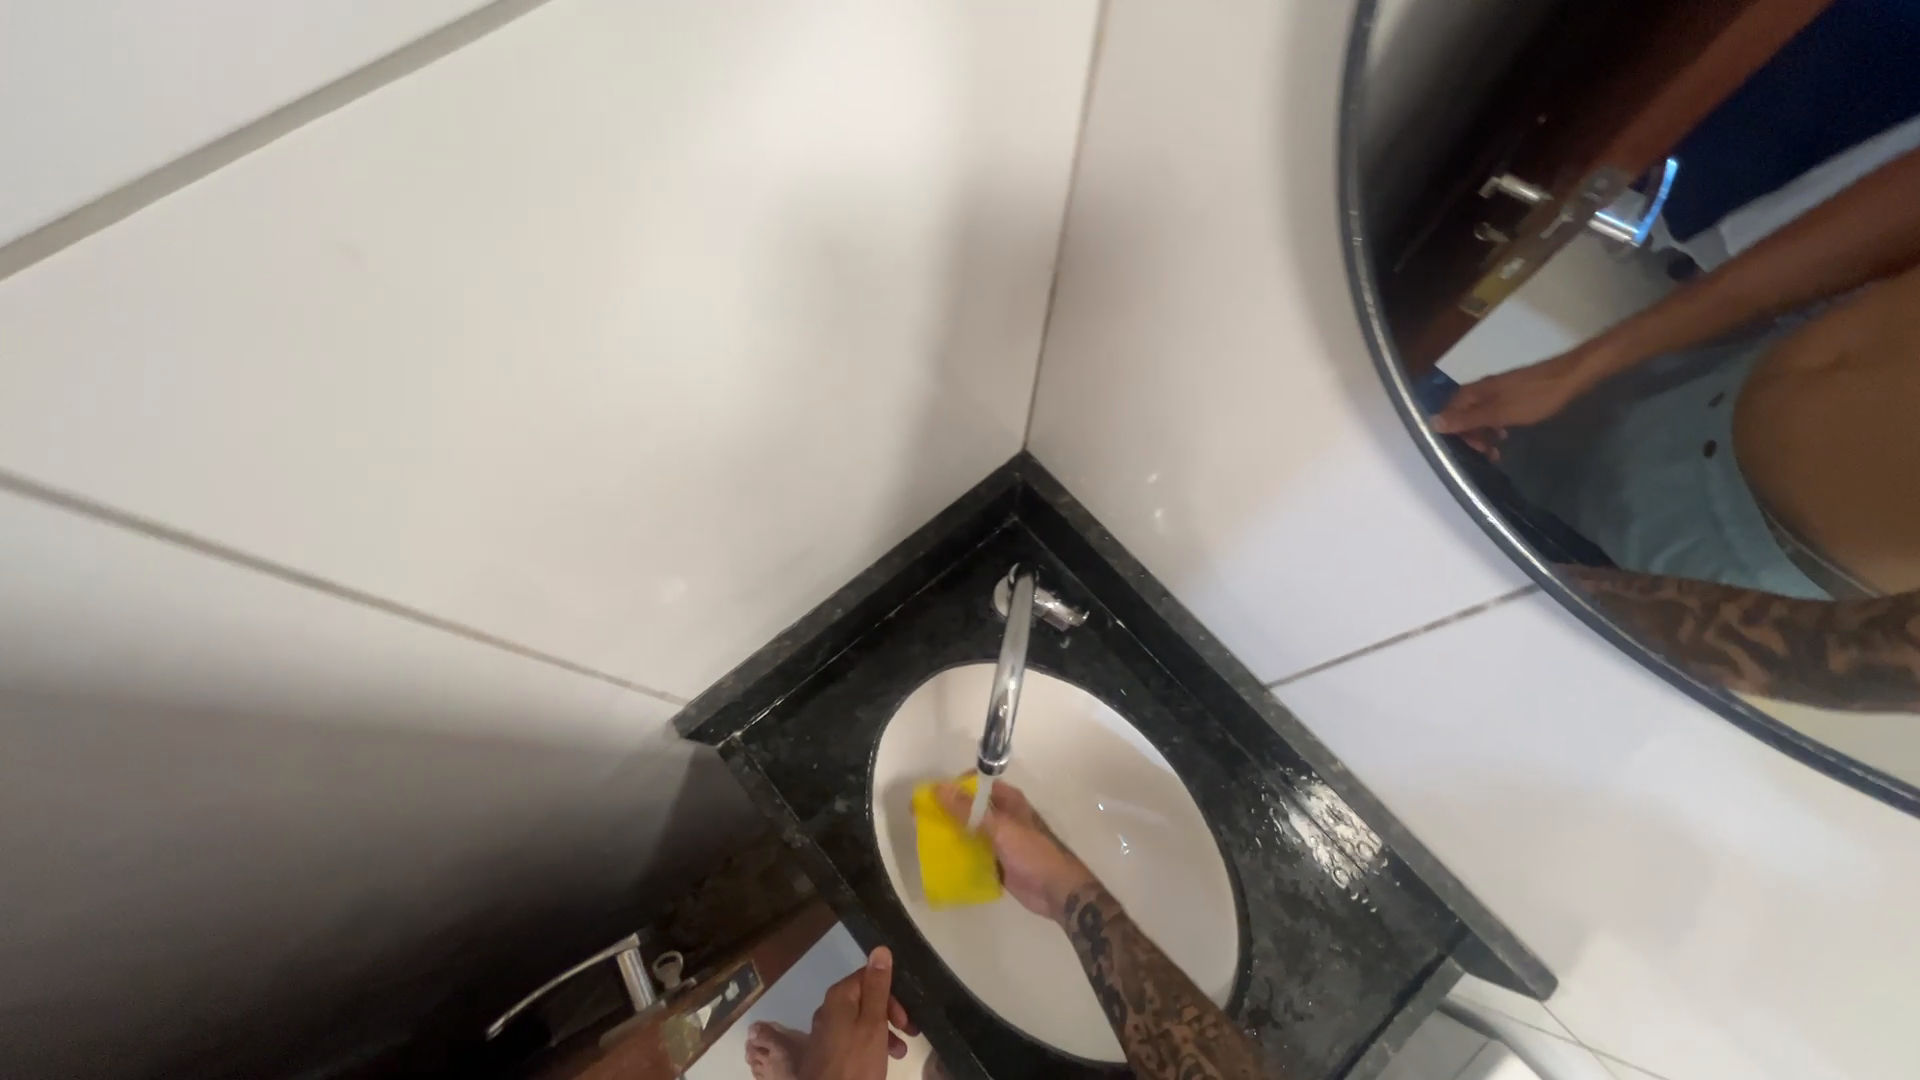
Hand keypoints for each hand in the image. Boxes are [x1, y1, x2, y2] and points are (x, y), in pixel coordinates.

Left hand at [799, 947, 917, 1079]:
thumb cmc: (855, 1062)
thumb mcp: (873, 1022)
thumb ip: (878, 986)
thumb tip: (880, 948)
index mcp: (839, 996)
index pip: (869, 976)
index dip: (891, 992)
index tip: (907, 1014)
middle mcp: (829, 1009)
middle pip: (866, 998)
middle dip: (891, 1012)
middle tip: (910, 1031)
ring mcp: (826, 1033)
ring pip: (862, 1021)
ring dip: (884, 1031)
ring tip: (901, 1050)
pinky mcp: (827, 1054)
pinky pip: (853, 1039)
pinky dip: (871, 1044)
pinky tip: (883, 1059)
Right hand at [934, 779, 1094, 922]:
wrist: (1057, 892)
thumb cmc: (1032, 853)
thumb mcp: (1000, 828)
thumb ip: (969, 810)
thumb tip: (939, 788)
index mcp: (1007, 800)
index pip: (976, 783)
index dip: (954, 786)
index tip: (931, 797)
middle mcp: (1002, 816)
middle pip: (969, 808)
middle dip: (947, 812)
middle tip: (922, 821)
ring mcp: (999, 840)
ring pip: (970, 831)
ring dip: (952, 835)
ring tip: (927, 842)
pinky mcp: (997, 861)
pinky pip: (973, 854)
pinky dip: (960, 855)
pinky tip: (942, 862)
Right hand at [1430, 347, 1605, 457]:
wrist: (1573, 376)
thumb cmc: (1535, 397)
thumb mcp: (1498, 413)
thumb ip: (1466, 419)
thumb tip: (1431, 423)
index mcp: (1471, 393)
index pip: (1448, 416)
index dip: (1454, 435)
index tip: (1470, 451)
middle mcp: (1478, 390)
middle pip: (1461, 416)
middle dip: (1470, 437)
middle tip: (1487, 454)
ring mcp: (1495, 390)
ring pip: (1478, 416)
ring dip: (1483, 434)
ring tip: (1497, 450)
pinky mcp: (1510, 393)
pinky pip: (1492, 412)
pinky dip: (1495, 426)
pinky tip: (1506, 434)